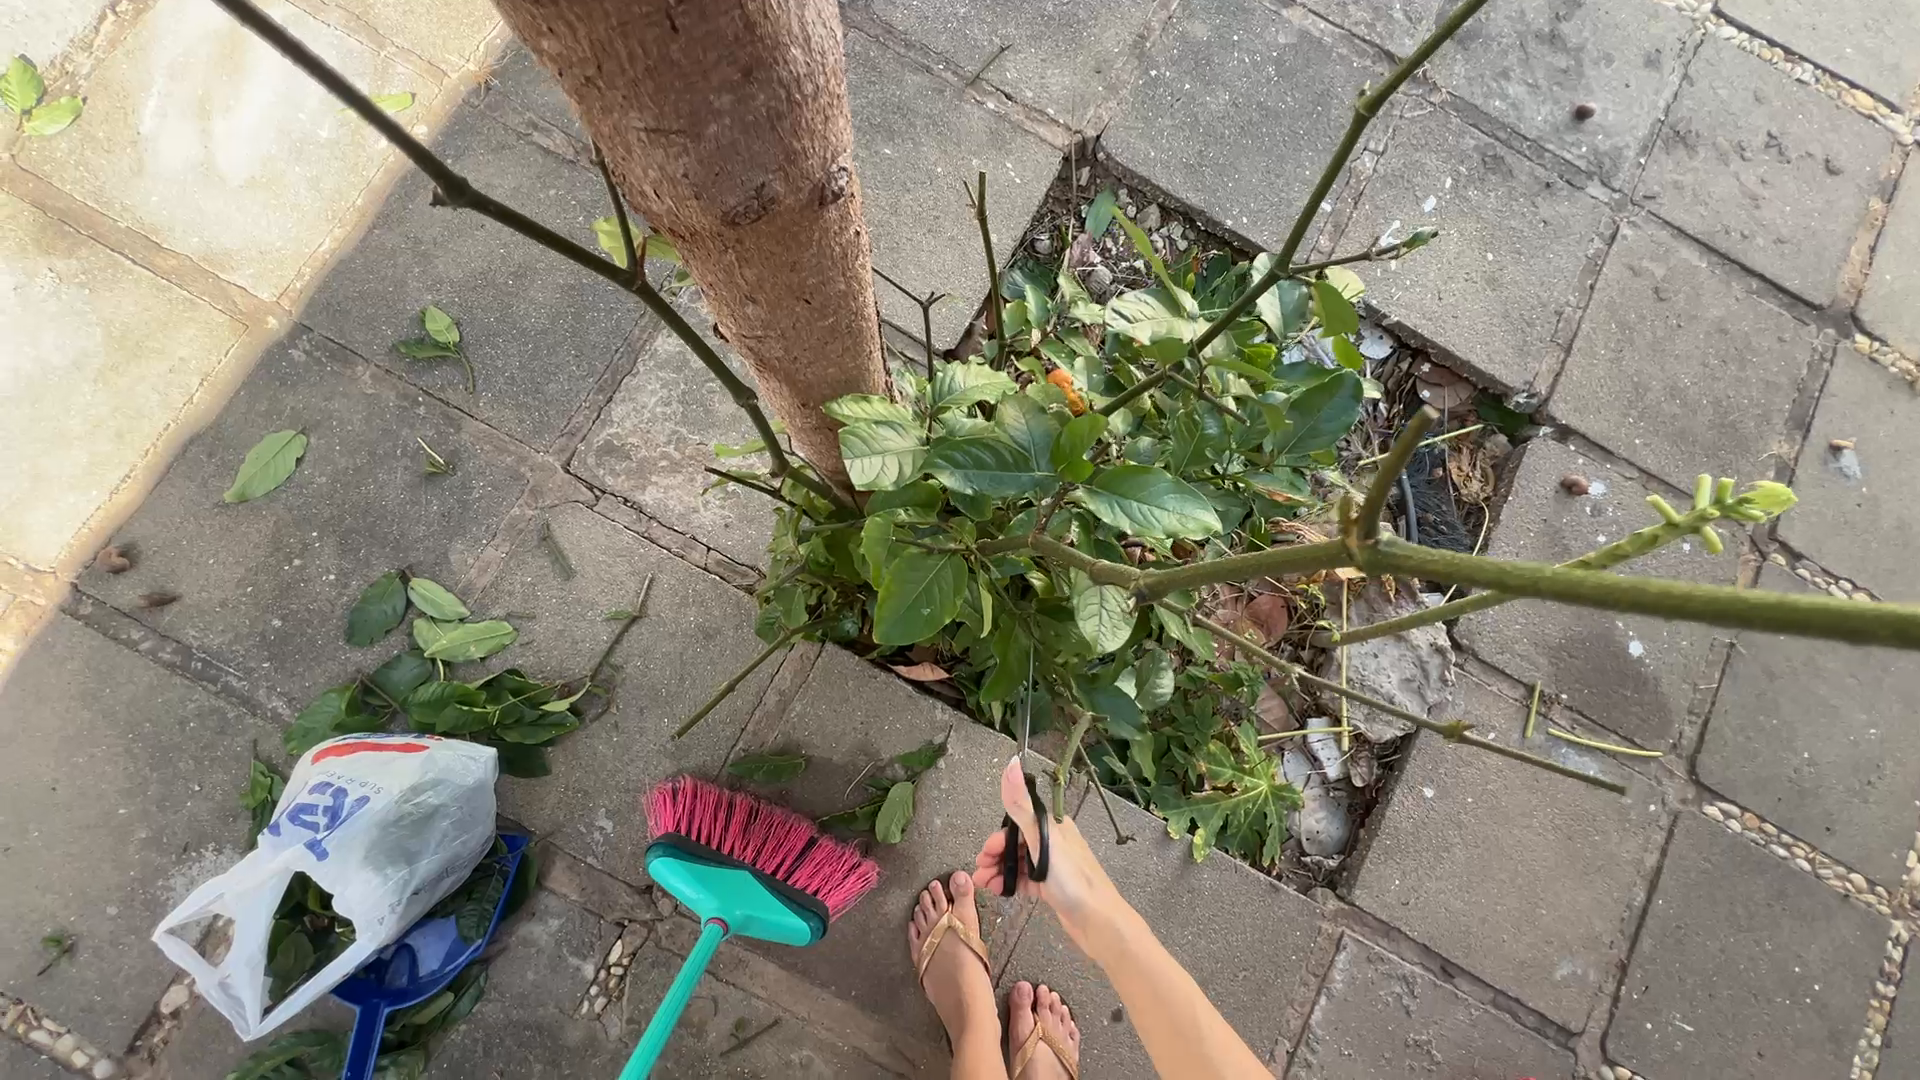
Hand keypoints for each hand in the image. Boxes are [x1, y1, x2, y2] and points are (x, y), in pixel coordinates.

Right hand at [972, 757, 1127, 950]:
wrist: (1099, 922)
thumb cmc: (1073, 879)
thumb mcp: (1043, 839)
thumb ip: (1021, 805)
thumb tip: (1012, 762)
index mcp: (1053, 826)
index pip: (1017, 824)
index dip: (998, 838)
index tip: (984, 855)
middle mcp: (1053, 842)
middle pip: (1016, 843)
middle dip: (995, 856)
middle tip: (980, 872)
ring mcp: (1053, 866)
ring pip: (1019, 862)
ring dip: (999, 870)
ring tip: (985, 885)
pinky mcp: (1052, 887)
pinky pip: (1026, 879)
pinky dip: (1011, 883)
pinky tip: (999, 891)